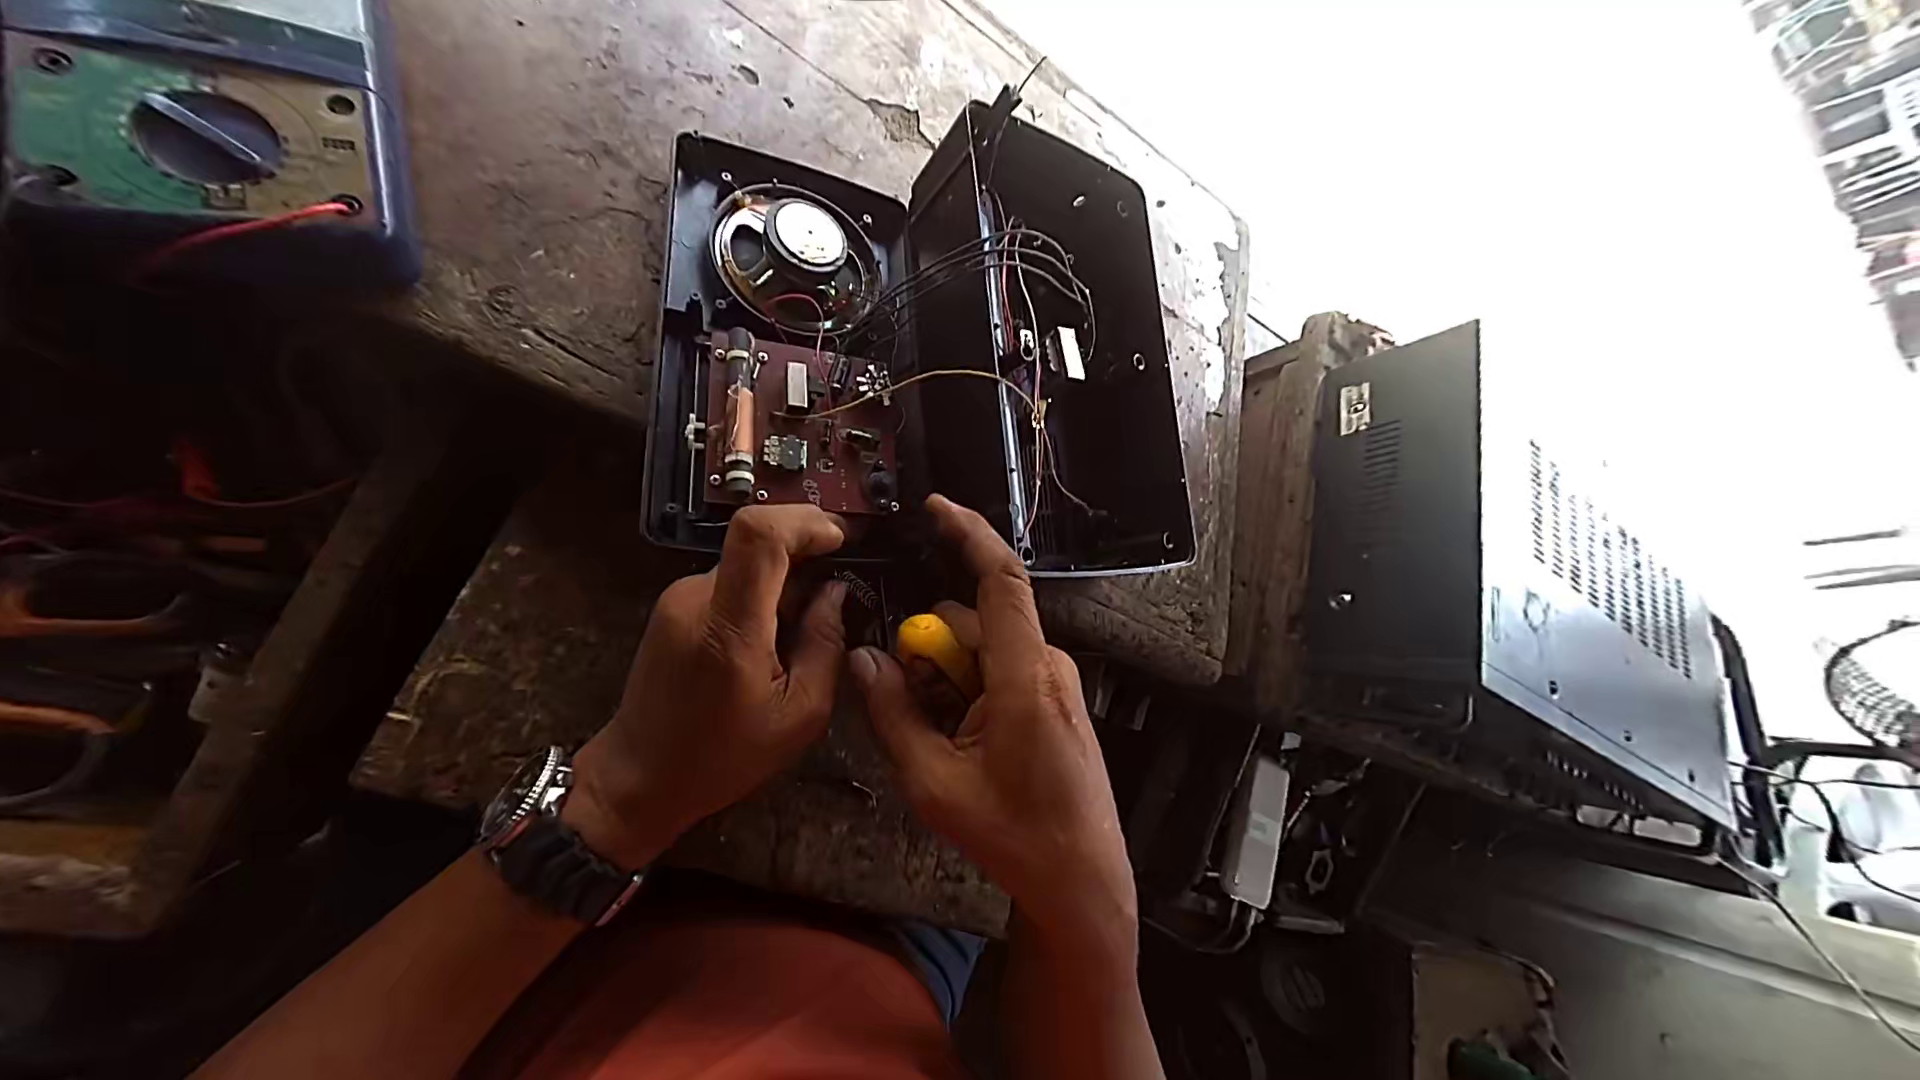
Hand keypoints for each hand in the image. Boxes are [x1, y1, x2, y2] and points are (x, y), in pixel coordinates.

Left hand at [564, 505, 847, 869]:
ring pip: (751, 564)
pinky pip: (734, 581)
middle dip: (809, 560)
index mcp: (728, 627)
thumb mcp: (800, 714)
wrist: (638, 777)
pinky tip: (773, 640)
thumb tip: (837, 590)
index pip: (758, 534)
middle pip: (762, 544)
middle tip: (835, 600)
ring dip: (788, 584)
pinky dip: (765, 596)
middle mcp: (696, 597)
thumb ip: (826, 643)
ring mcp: (680, 597)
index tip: (841, 538)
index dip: (805, 521)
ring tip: (800, 636)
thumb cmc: (721, 757)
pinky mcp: (676, 604)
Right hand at [848, 495, 1135, 948]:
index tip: (936, 508)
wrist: (1082, 878)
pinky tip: (961, 738)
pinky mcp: (1052, 697)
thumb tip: (862, 659)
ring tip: (938, 739)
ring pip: (984, 649)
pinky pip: (1001, 669)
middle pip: (974, 623)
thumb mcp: (934, 783)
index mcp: (1025, 673)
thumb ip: (892, 715)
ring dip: (948, 676)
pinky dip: (969, 687)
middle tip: (905, 701)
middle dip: (931, 649)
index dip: (969, 534)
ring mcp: (1053, 680)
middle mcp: (1045, 663)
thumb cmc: (1014, 834)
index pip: (1001, 579)